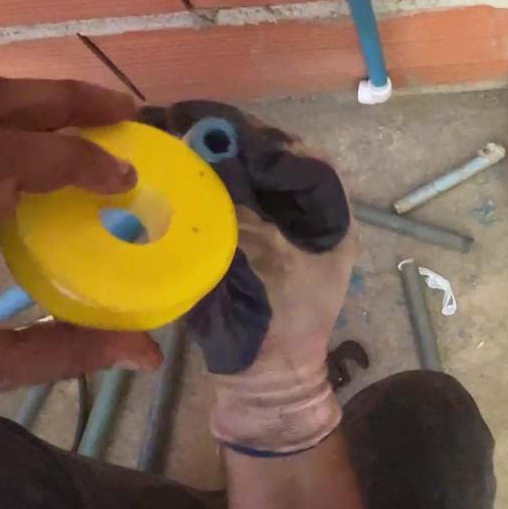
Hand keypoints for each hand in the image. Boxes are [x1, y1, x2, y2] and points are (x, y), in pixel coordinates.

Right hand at [163, 106, 352, 456]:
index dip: (267, 144)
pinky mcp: (252, 244)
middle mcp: (310, 220)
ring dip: (217, 160)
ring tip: (175, 137)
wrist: (265, 384)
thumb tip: (214, 156)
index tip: (223, 135)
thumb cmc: (278, 328)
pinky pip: (232, 204)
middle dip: (236, 143)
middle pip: (276, 165)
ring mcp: (280, 232)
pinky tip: (176, 172)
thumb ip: (243, 209)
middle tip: (189, 123)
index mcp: (331, 222)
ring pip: (252, 180)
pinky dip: (206, 188)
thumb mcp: (266, 264)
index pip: (308, 163)